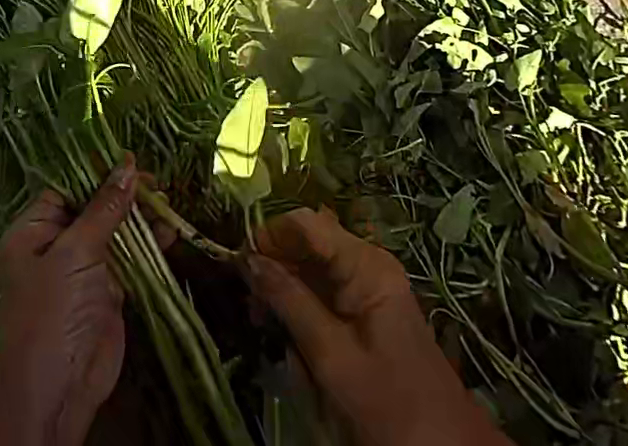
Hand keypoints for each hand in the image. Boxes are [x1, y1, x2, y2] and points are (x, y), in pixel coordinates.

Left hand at [0, 159, 139, 445]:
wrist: (56, 393)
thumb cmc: (52, 313)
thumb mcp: (75, 253)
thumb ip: (104, 208)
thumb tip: (127, 165)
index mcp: (34, 230)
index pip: (67, 186)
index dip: (97, 171)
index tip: (131, 158)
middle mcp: (56, 243)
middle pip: (94, 205)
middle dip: (124, 193)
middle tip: (156, 181)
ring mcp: (83, 267)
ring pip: (115, 229)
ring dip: (140, 216)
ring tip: (166, 199)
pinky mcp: (108, 289)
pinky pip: (130, 256)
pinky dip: (150, 243)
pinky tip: (169, 230)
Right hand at [246, 208, 512, 445]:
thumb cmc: (390, 404)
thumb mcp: (331, 355)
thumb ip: (289, 301)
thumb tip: (247, 258)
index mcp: (365, 264)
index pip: (306, 222)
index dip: (269, 234)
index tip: (238, 264)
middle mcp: (366, 263)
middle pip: (307, 242)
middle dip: (274, 265)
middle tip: (249, 302)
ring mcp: (366, 287)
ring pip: (310, 268)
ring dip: (283, 289)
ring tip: (262, 321)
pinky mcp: (363, 310)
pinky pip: (322, 293)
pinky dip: (299, 307)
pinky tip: (285, 333)